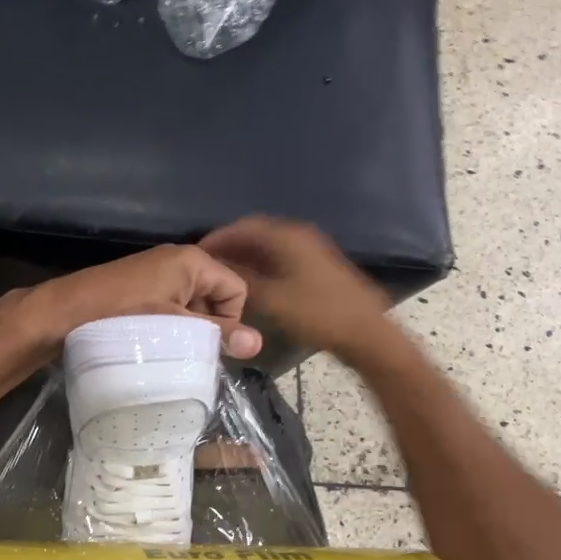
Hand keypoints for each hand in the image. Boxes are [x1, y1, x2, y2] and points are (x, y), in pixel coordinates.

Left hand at [18, 245, 261, 358]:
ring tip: (168, 349)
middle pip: (214, 296)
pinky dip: (167, 324)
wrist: (65, 312)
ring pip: (190, 305)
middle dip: (208, 325)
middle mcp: (177, 259)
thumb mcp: (174, 326)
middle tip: (189, 351)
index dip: (230, 319)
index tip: (210, 345)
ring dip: (186, 328)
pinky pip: (168, 306)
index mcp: (193, 260)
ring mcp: (155, 272)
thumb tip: (258, 343)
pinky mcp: (138, 287)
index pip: (236, 289)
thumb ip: (216, 333)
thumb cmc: (123, 314)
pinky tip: (152, 343)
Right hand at [198, 218, 393, 359]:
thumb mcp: (271, 299)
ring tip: (219, 276)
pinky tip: (246, 284)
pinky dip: (259, 266)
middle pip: (254, 235)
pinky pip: (278, 259)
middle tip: (205, 265)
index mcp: (287, 237)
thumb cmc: (316, 313)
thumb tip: (214, 267)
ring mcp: (309, 251)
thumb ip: (240, 280)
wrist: (364, 332)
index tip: (196, 252)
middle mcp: (298, 236)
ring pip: (266, 248)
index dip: (217, 238)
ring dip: (243, 258)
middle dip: (229, 248)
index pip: (243, 227)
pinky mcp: (314, 266)